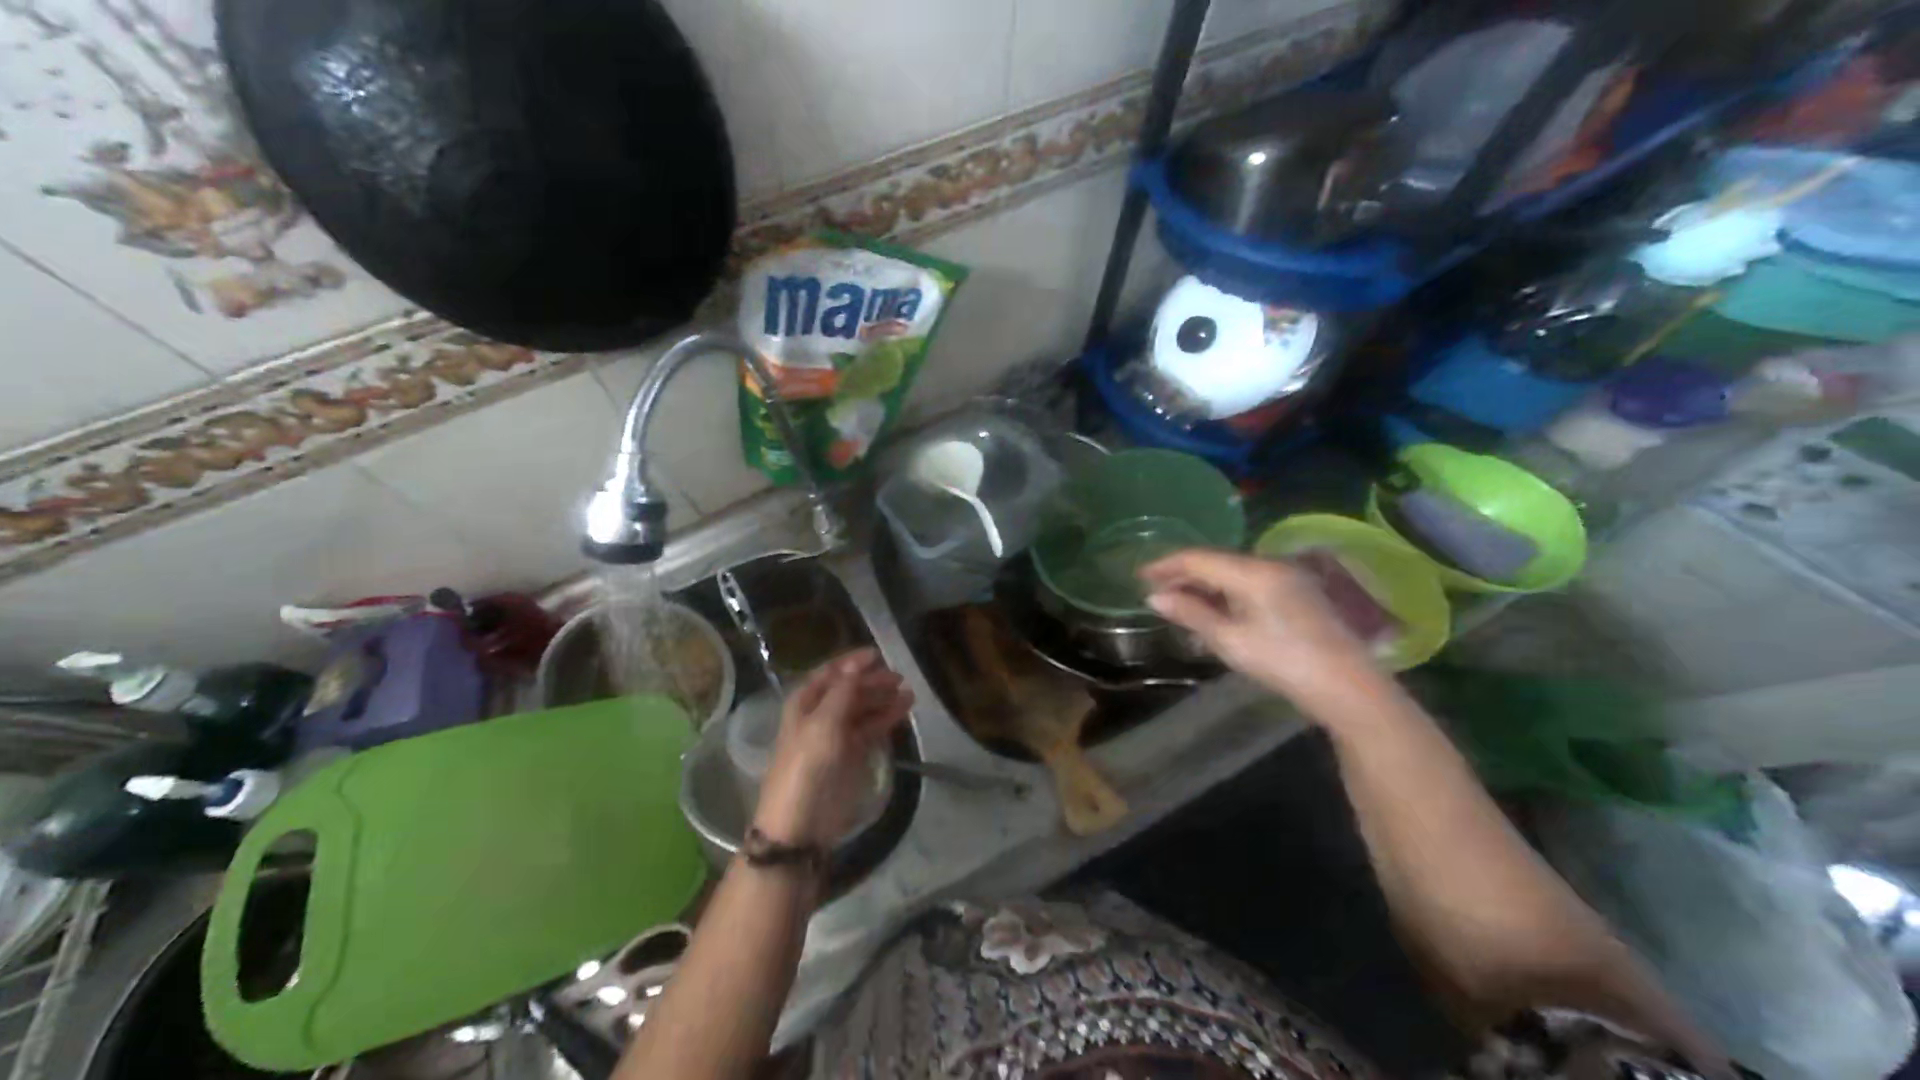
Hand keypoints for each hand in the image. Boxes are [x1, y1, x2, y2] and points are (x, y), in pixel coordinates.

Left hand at [753, 648, 912, 848]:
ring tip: (908, 692)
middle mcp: (820, 715)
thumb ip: (843, 691)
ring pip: (863, 708)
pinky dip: (886, 718)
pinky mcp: (852, 756)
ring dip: (883, 698)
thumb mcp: (824, 723)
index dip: (852, 662)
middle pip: (849, 689)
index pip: (831, 673)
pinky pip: (871, 729)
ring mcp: (837, 736)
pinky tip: (904, 710)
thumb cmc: (807, 767)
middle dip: (872, 681)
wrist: (801, 824)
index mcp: (805, 703)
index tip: (878, 654)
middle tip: (899, 677)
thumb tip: (859, 664)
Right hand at [1139, 549, 1391, 714]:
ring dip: (1204, 584)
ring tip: (1179, 603)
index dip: (1166, 565)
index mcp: (1253, 571)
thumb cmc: (1284, 662)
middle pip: (1216, 561)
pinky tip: (1214, 609)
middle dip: (1183, 575)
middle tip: (1156, 593)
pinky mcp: (1298, 593)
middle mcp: (1270, 564)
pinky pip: (1250, 582)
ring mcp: (1288, 577)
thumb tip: (1154, 598)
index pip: (1198, 558)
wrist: (1348, 688)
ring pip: (1233, 572)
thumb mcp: (1230, 640)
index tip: (1140, 577)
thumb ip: (1191, 614)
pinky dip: (1226, 592)